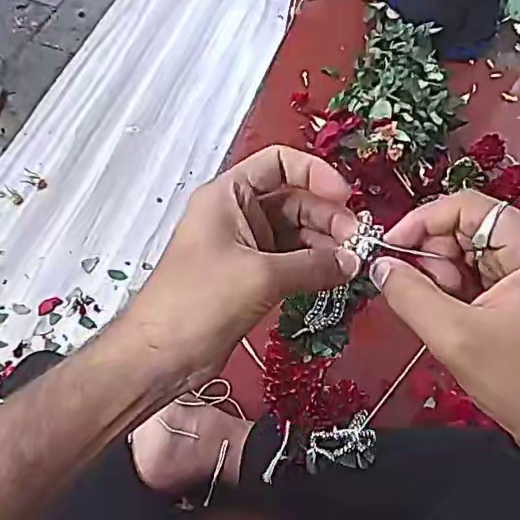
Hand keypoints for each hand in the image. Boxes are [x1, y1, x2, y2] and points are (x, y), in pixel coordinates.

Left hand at [113, 146, 360, 390]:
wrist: (161, 356)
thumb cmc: (196, 302)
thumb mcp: (260, 276)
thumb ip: (313, 265)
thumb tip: (352, 262)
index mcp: (228, 195)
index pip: (279, 162)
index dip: (315, 173)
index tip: (345, 197)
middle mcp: (238, 214)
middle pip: (294, 199)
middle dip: (328, 216)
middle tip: (358, 240)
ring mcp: (246, 247)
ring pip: (297, 232)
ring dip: (326, 244)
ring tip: (353, 261)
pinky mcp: (252, 277)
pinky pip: (293, 261)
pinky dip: (315, 266)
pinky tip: (337, 275)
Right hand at [372, 191, 519, 457]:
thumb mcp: (455, 337)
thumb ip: (410, 294)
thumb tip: (380, 264)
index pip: (469, 206)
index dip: (423, 222)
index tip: (390, 248)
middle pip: (469, 225)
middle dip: (434, 254)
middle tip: (416, 290)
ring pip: (469, 247)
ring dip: (443, 273)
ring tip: (442, 311)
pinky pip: (479, 268)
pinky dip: (456, 286)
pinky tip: (453, 314)